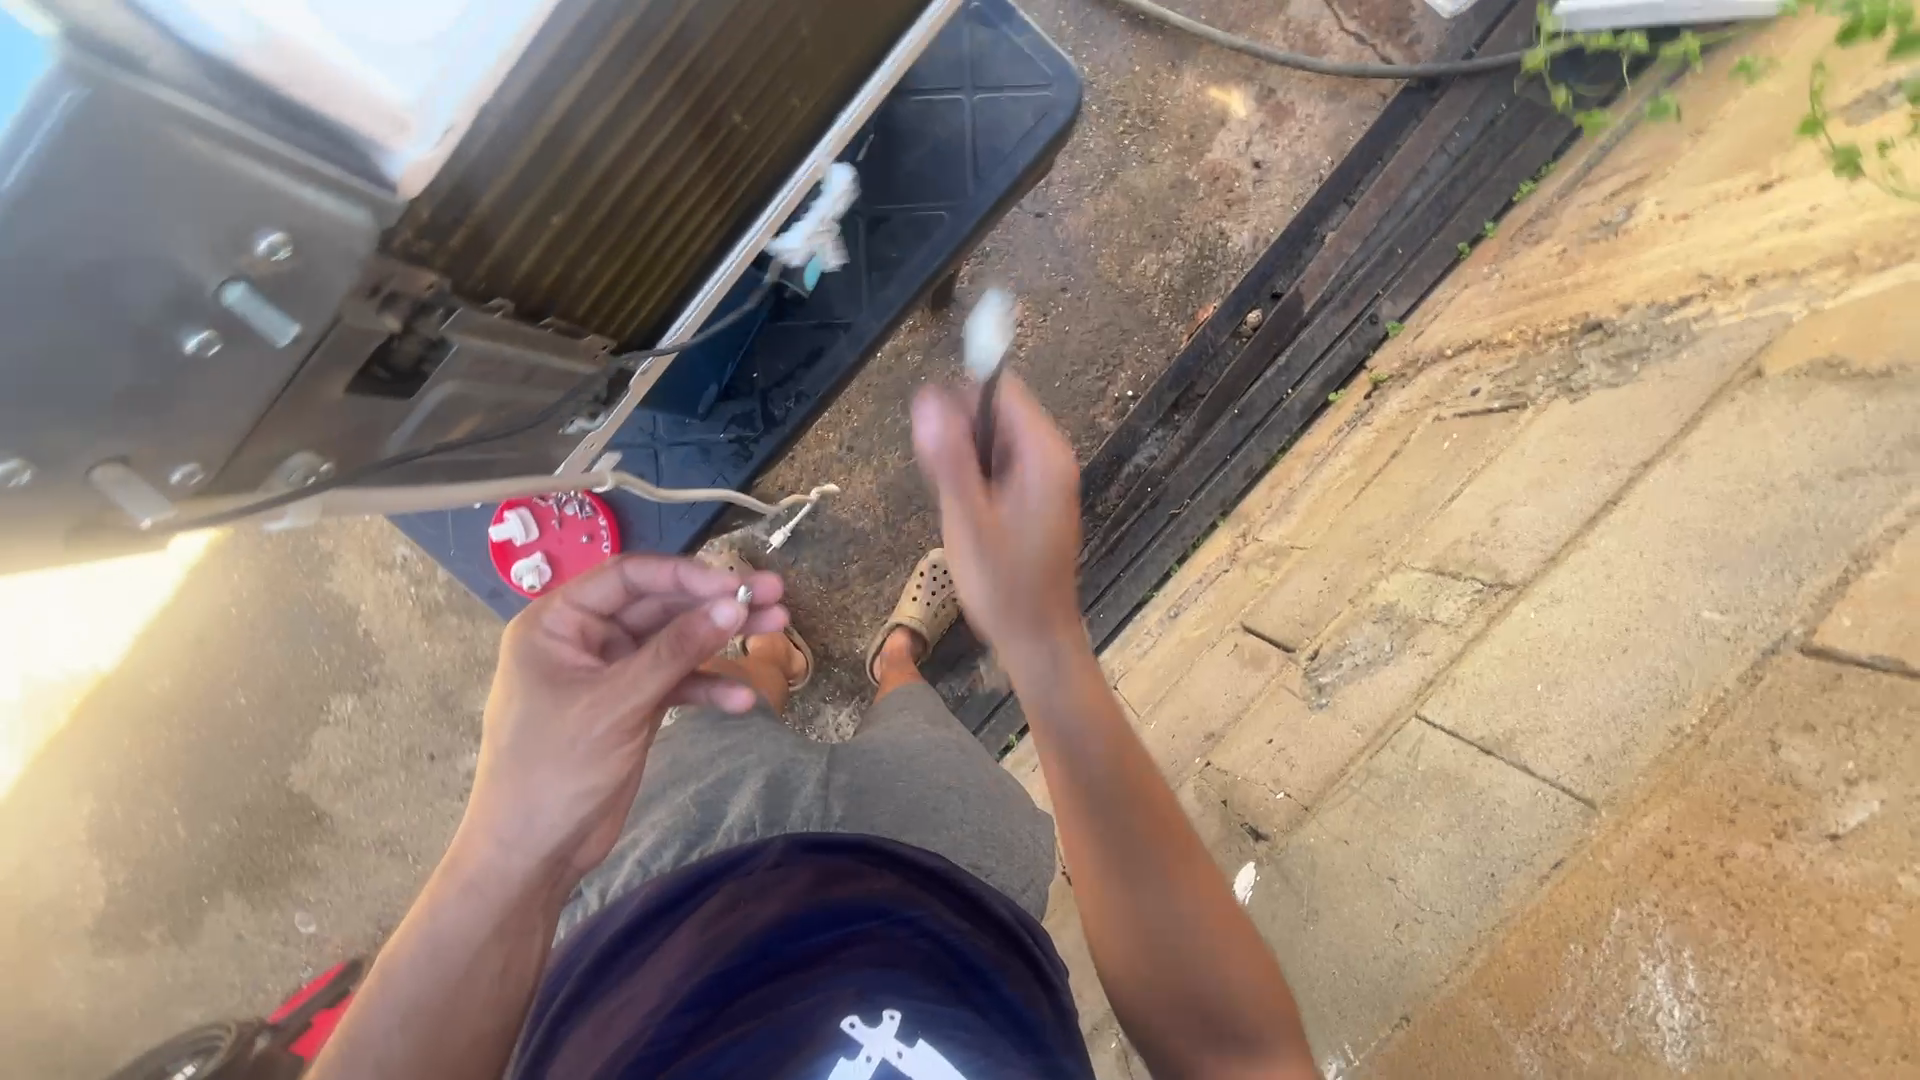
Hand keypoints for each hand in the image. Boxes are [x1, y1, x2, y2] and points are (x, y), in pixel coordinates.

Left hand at [459, 555, 787, 888]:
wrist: (534, 855)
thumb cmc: (555, 769)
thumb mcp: (617, 704)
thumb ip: (676, 651)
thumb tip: (734, 605)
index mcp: (558, 623)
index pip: (629, 578)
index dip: (685, 574)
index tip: (736, 583)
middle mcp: (586, 639)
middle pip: (660, 606)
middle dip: (716, 603)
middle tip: (775, 596)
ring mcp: (613, 672)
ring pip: (676, 641)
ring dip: (722, 639)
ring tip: (779, 627)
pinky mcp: (634, 704)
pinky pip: (678, 681)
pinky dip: (709, 686)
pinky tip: (744, 699)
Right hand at [912, 373, 1083, 659]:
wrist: (1035, 637)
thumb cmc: (1004, 586)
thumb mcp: (968, 520)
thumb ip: (948, 458)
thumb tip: (925, 398)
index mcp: (1043, 454)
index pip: (1001, 389)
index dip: (960, 400)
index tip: (933, 439)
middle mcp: (1051, 458)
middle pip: (996, 412)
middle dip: (960, 434)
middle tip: (942, 482)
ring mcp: (1046, 478)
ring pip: (992, 440)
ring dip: (964, 460)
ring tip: (956, 505)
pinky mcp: (1036, 498)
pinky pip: (999, 466)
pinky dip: (976, 479)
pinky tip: (968, 514)